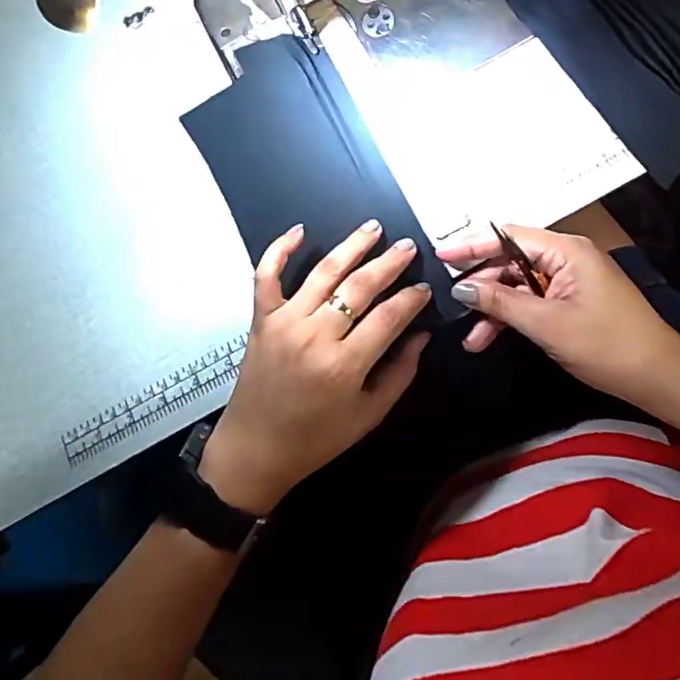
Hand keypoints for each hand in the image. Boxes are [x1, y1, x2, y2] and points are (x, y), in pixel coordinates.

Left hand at [199, 220, 429, 515]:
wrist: (254, 451)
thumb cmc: (316, 438)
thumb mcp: (369, 414)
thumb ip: (401, 372)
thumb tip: (421, 334)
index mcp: (344, 366)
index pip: (389, 316)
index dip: (412, 298)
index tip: (425, 288)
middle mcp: (314, 337)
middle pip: (360, 287)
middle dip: (389, 263)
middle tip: (407, 246)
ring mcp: (284, 324)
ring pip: (323, 272)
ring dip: (351, 246)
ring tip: (373, 228)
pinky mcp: (261, 320)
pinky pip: (266, 277)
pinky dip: (279, 250)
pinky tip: (298, 231)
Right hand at [438, 226, 679, 442]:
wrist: (659, 376)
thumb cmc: (606, 345)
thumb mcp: (546, 324)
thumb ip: (500, 302)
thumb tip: (461, 286)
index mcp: (566, 249)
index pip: (509, 235)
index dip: (472, 245)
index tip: (440, 255)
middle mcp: (568, 257)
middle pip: (512, 260)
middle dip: (482, 284)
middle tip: (453, 304)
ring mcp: (572, 280)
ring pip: (521, 285)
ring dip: (496, 309)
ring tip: (472, 339)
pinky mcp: (574, 302)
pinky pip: (535, 301)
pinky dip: (514, 318)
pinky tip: (491, 339)